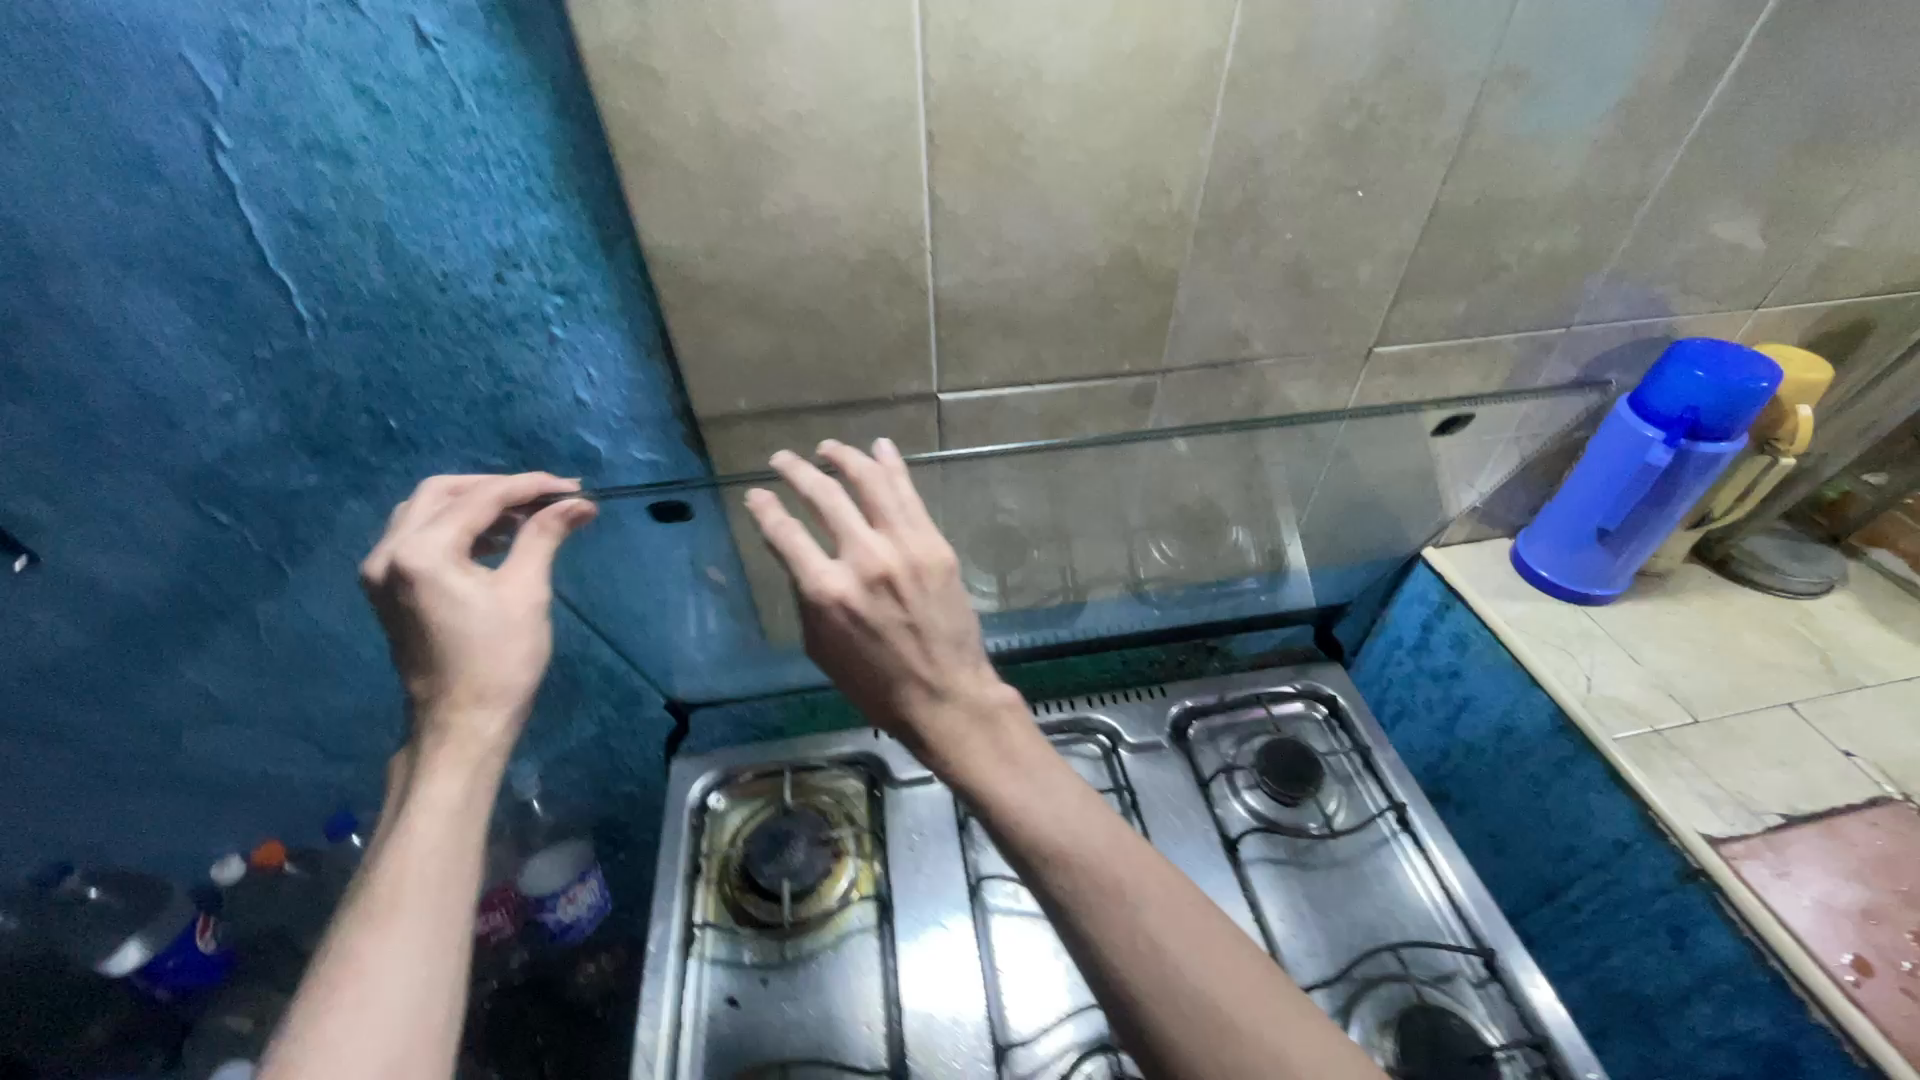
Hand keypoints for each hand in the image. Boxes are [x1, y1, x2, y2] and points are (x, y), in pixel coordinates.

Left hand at [360, 473, 596, 757]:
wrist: (462, 724)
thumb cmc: (500, 661)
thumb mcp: (527, 591)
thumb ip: (545, 536)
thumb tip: (579, 503)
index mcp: (421, 552)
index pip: (480, 499)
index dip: (529, 487)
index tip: (573, 487)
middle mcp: (388, 553)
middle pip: (442, 493)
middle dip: (497, 488)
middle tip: (546, 497)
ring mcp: (380, 571)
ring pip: (426, 511)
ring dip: (475, 504)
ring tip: (526, 515)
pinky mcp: (387, 588)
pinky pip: (418, 536)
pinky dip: (457, 527)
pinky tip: (496, 538)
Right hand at [744, 439, 1026, 769]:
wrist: (946, 694)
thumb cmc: (876, 682)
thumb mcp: (821, 647)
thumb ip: (807, 595)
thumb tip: (799, 555)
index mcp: (826, 591)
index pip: (785, 533)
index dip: (765, 508)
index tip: (756, 494)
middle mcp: (863, 559)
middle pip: (823, 496)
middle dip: (796, 471)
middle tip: (782, 459)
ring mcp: (904, 546)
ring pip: (869, 482)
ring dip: (844, 457)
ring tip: (828, 448)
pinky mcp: (935, 544)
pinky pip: (909, 495)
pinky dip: (892, 466)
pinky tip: (879, 448)